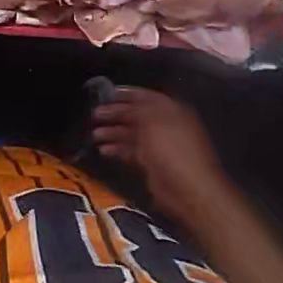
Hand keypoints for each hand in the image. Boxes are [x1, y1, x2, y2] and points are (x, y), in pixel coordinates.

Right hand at [91, 87, 229, 222]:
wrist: (188, 189)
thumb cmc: (172, 149)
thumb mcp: (153, 121)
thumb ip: (138, 109)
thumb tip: (126, 104)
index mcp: (170, 109)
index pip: (145, 96)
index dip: (126, 94)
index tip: (106, 94)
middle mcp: (164, 124)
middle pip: (136, 115)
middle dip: (116, 113)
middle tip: (95, 114)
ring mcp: (159, 145)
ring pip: (132, 134)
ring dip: (113, 132)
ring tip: (94, 134)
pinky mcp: (152, 164)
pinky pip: (132, 151)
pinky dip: (118, 149)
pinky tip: (103, 150)